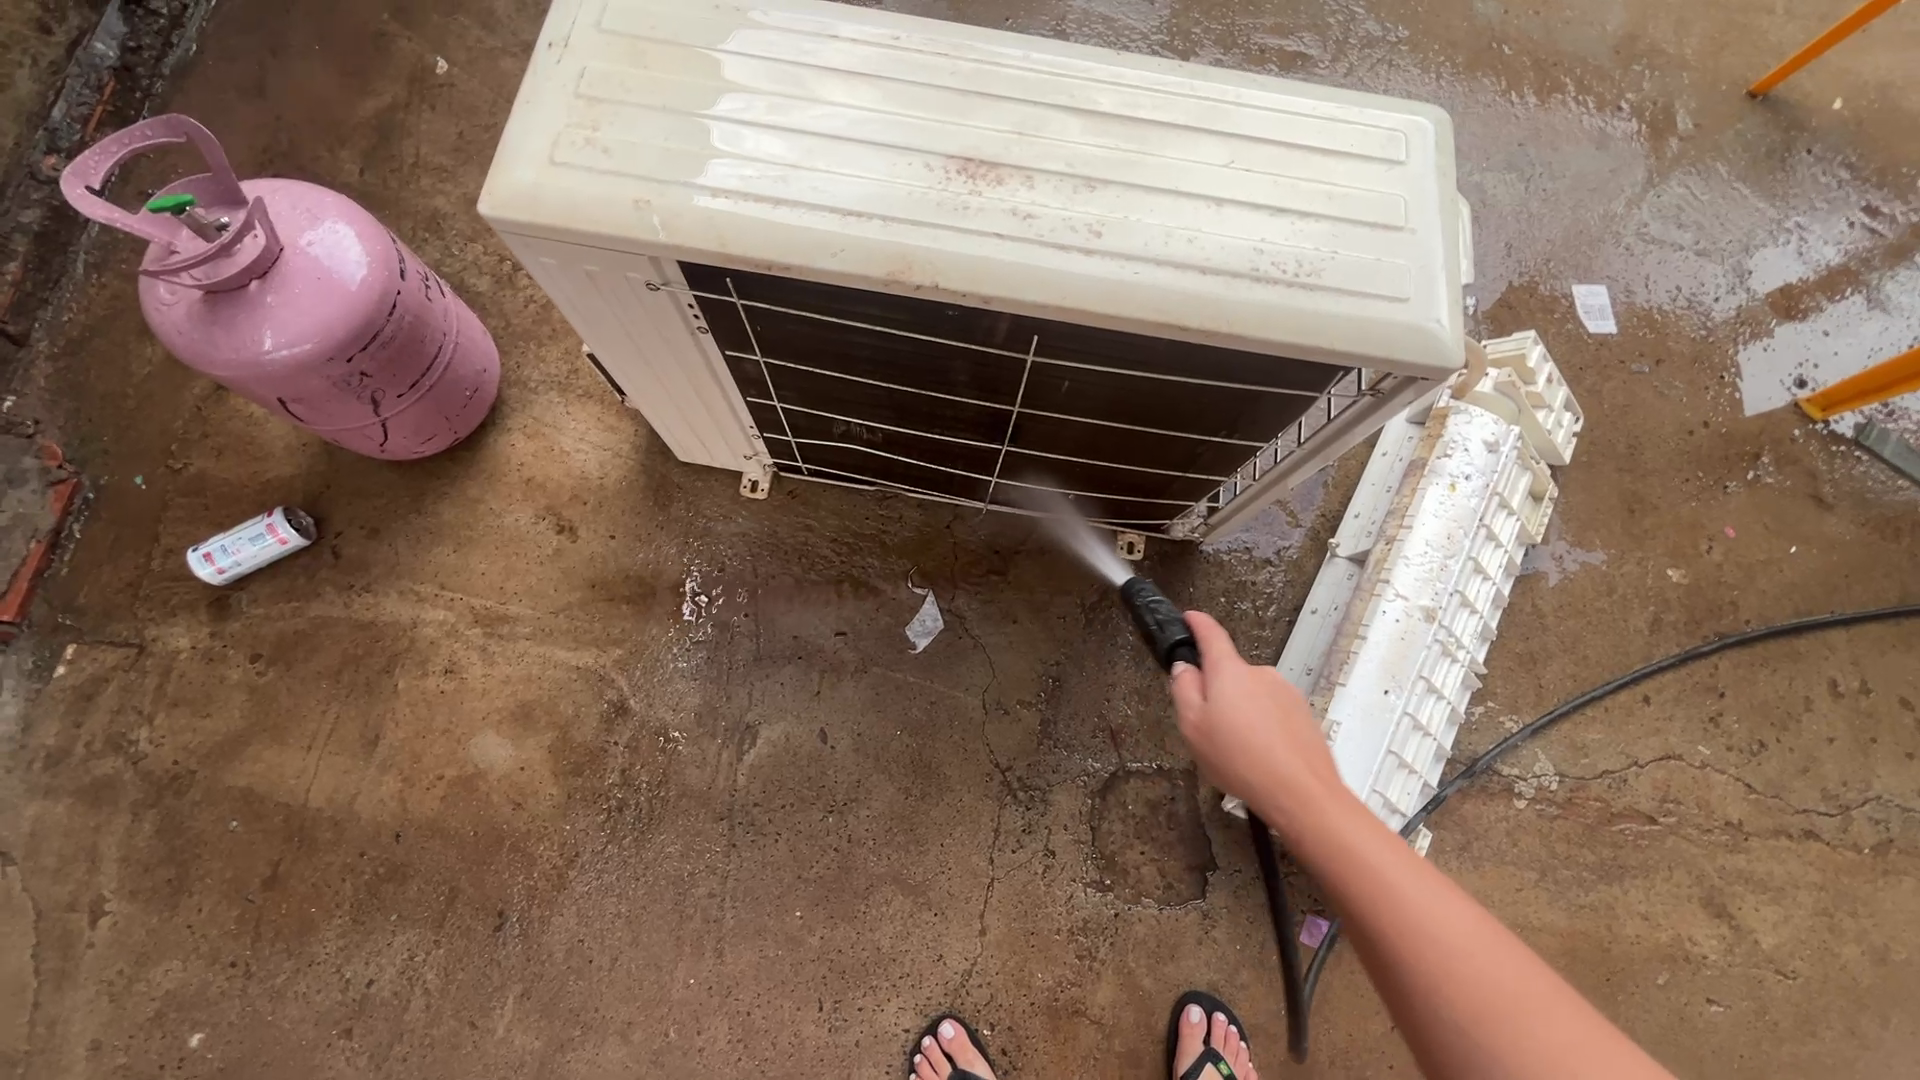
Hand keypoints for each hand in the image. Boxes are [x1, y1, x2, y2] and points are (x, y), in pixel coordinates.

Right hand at [1168, 611, 1350, 831]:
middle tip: (1208, 726)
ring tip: (1237, 750)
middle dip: (1217, 691)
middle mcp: (1261, 674)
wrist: (1301, 793)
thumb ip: (1183, 689)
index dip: (1197, 623)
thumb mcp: (1192, 726)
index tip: (1190, 617)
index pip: (1212, 634)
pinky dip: (1263, 727)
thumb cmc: (1240, 760)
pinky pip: (1273, 713)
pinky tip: (1259, 756)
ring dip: (1241, 713)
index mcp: (1229, 672)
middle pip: (1230, 673)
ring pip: (1252, 695)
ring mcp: (1286, 693)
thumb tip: (1185, 669)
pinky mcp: (1303, 714)